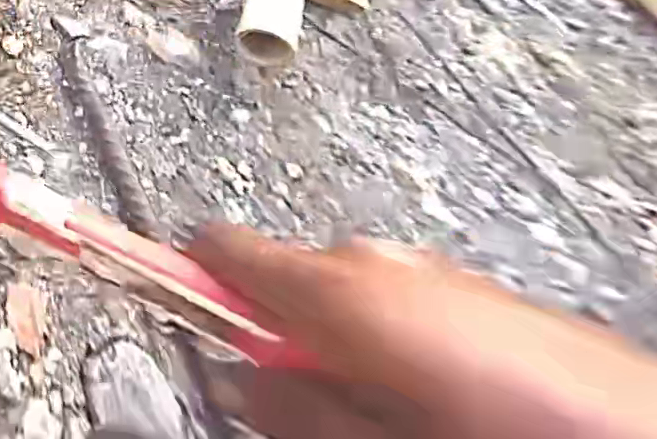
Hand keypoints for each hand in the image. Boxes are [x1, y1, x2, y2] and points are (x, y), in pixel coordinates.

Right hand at [187, 224, 656, 438]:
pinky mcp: (465, 281)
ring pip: (341, 290)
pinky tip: (447, 398)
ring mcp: (421, 265)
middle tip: (318, 406)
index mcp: (335, 288)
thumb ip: (298, 408)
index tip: (192, 310)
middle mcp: (369, 257)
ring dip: (342, 340)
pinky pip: (395, 297)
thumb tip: (239, 379)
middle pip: (282, 274)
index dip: (194, 273)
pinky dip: (391, 336)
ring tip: (398, 412)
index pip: (221, 245)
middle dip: (283, 331)